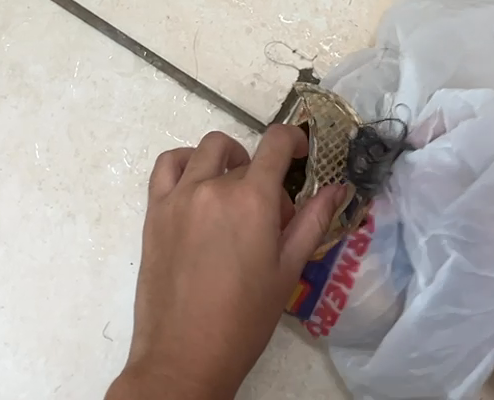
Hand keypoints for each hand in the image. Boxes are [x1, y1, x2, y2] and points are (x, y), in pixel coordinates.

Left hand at [107, 126, 344, 399]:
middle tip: (266, 217)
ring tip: (231, 193)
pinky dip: (185, 162)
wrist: (185, 355)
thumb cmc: (244, 318)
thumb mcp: (288, 270)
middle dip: (263, 178)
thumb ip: (313, 221)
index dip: (293, 139)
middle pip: (246, 159)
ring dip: (227, 161)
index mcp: (252, 199)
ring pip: (207, 151)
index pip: (276, 141)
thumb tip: (338, 187)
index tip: (300, 153)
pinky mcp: (155, 209)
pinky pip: (168, 164)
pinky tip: (197, 186)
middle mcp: (215, 186)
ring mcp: (180, 195)